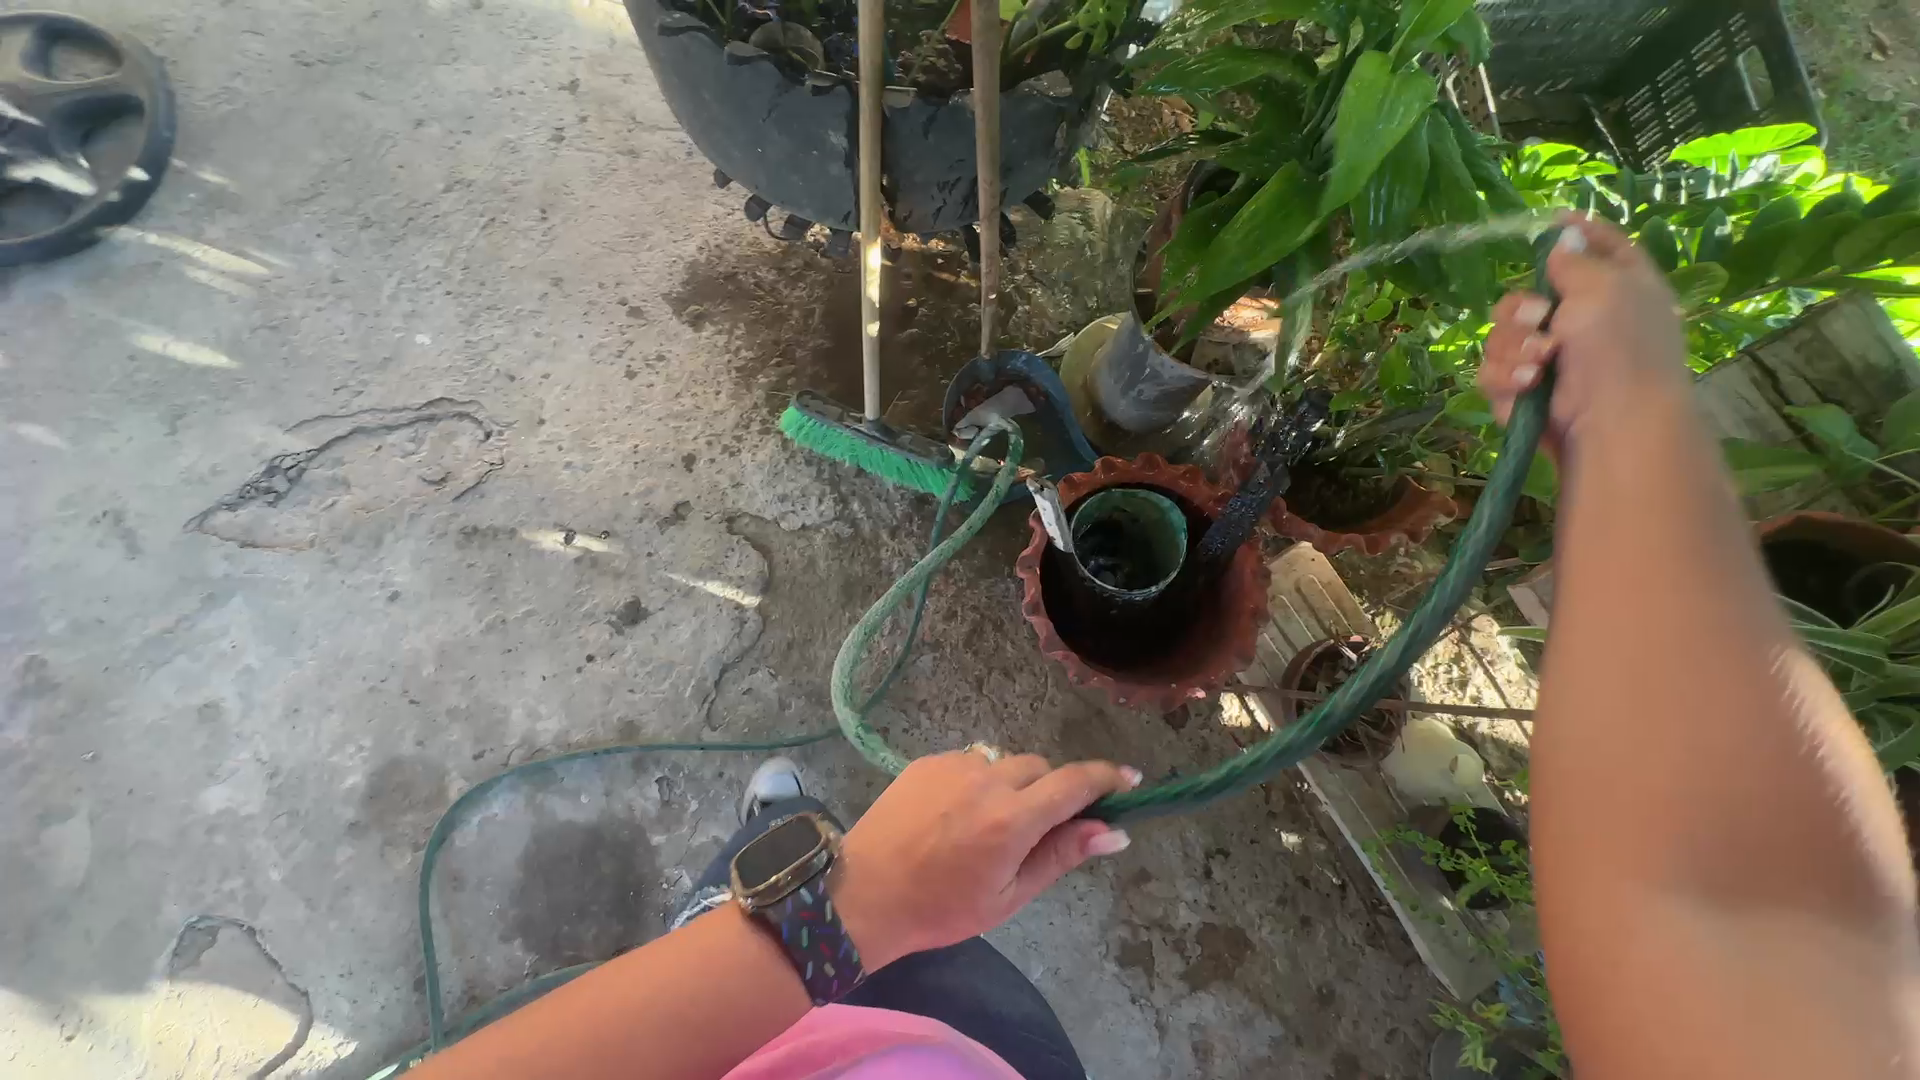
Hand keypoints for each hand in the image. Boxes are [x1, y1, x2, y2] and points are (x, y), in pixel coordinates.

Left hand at [827, 750, 1139, 969]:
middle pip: (1040, 768)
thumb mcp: (1008, 896)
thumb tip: (1114, 832)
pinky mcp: (928, 761)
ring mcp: (954, 764)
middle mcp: (988, 779)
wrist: (863, 893)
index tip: (1129, 779)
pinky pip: (970, 763)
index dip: (1106, 778)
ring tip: (985, 828)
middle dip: (1050, 791)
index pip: (1074, 783)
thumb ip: (1061, 855)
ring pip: (1004, 763)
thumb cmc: (941, 908)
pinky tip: (955, 816)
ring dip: (1011, 785)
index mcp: (1012, 818)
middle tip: (1036, 829)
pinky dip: (977, 783)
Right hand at [1479, 214, 1695, 460]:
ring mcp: (1544, 358)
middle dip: (1521, 309)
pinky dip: (1506, 377)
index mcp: (1613, 288)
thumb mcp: (1605, 289)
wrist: (1608, 418)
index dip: (1573, 234)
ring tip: (1539, 366)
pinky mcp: (1518, 389)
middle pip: (1524, 297)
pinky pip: (1490, 372)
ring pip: (1499, 337)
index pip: (1594, 249)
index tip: (1552, 221)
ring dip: (1514, 348)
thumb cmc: (1620, 349)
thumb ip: (1575, 262)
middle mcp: (1577, 320)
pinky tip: (1528, 386)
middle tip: (1540, 318)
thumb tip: (1561, 240)